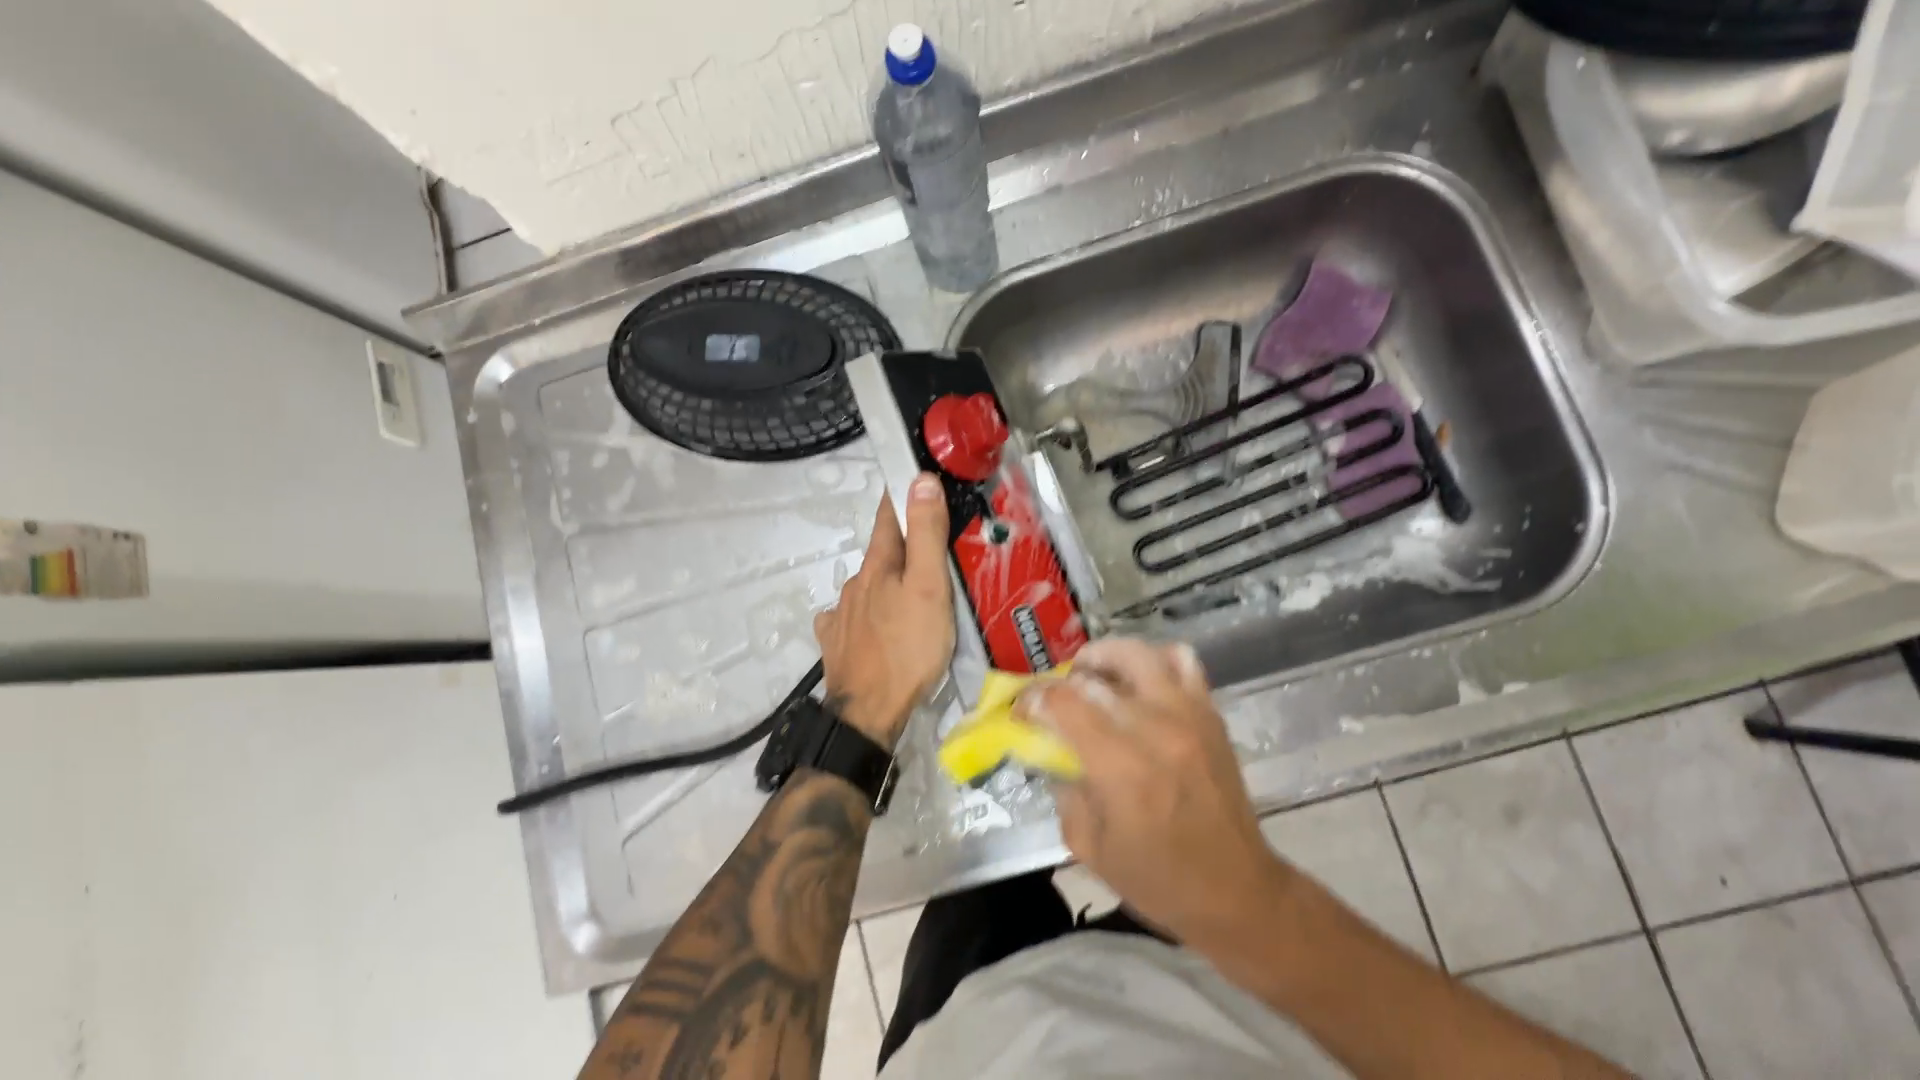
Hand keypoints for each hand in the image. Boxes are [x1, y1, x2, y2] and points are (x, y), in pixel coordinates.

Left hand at [813, 474, 954, 748]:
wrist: (868, 713)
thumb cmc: (907, 648)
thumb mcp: (928, 587)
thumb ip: (925, 535)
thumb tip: (919, 479)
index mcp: (879, 566)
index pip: (889, 516)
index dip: (903, 496)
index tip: (917, 481)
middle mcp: (855, 584)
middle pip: (882, 556)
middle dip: (905, 549)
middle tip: (935, 554)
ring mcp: (842, 615)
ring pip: (870, 588)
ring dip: (889, 585)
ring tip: (914, 597)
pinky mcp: (837, 644)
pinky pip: (853, 619)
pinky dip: (869, 615)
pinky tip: (878, 627)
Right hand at [1021, 638, 1291, 942]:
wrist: (1237, 891)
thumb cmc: (1159, 880)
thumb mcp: (1091, 850)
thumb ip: (1066, 795)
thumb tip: (1056, 755)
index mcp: (1121, 769)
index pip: (1064, 705)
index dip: (1033, 700)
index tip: (1022, 710)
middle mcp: (1156, 730)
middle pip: (1095, 677)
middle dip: (1062, 683)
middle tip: (1052, 700)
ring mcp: (1189, 717)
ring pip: (1139, 655)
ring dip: (1106, 657)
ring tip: (1091, 674)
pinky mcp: (1211, 716)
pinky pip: (1183, 663)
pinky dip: (1154, 660)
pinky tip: (1138, 681)